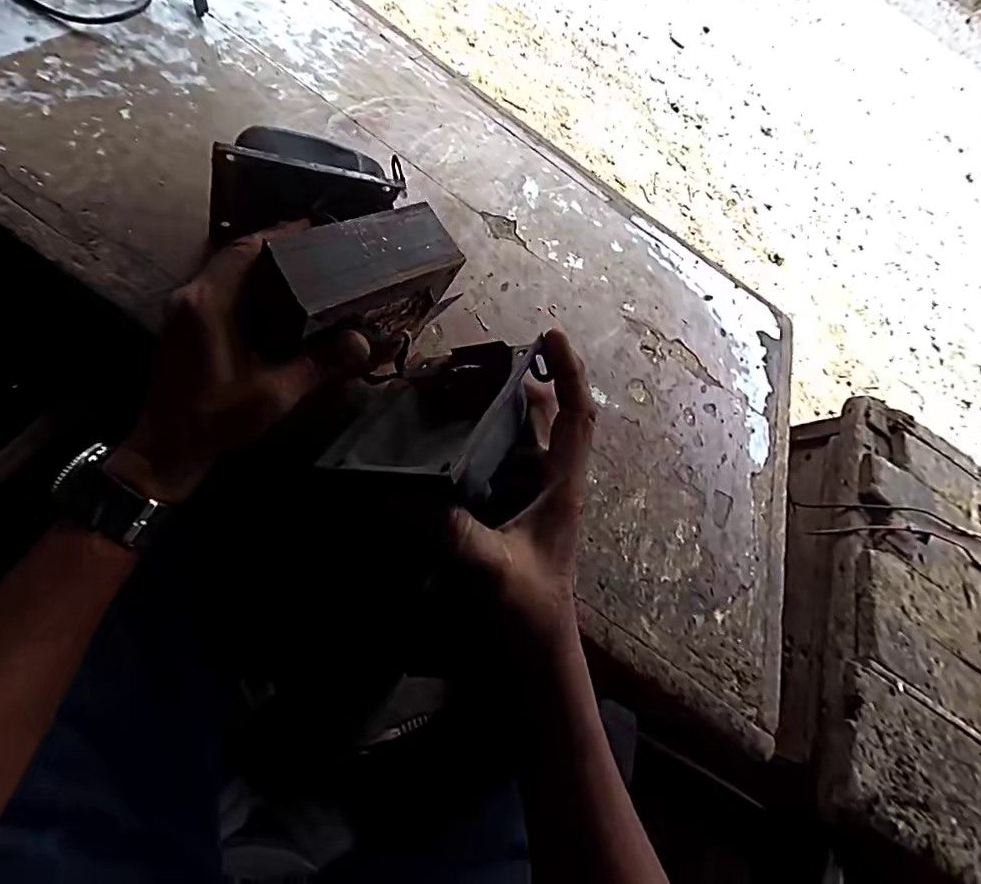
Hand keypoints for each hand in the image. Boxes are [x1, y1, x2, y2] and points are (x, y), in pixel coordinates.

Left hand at [108, 222, 371, 502]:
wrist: (167, 449)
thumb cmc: (215, 419)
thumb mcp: (275, 393)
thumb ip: (319, 364)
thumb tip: (362, 344)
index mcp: (207, 304)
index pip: (243, 250)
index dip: (277, 233)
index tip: (310, 227)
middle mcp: (190, 298)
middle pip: (233, 254)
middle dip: (272, 245)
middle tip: (313, 247)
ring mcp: (182, 311)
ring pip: (224, 270)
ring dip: (257, 264)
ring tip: (299, 266)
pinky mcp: (183, 325)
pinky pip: (217, 288)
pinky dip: (246, 283)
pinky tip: (274, 298)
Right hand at [447, 329, 597, 650]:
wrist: (537, 646)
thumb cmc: (530, 607)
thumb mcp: (495, 568)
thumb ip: (456, 535)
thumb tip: (402, 498)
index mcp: (563, 484)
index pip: (578, 414)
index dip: (569, 371)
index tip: (551, 334)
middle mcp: (554, 480)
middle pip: (555, 416)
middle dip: (534, 380)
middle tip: (492, 357)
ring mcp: (537, 494)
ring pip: (532, 435)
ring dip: (512, 406)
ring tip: (472, 384)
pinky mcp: (518, 508)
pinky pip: (510, 458)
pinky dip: (493, 437)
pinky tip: (459, 435)